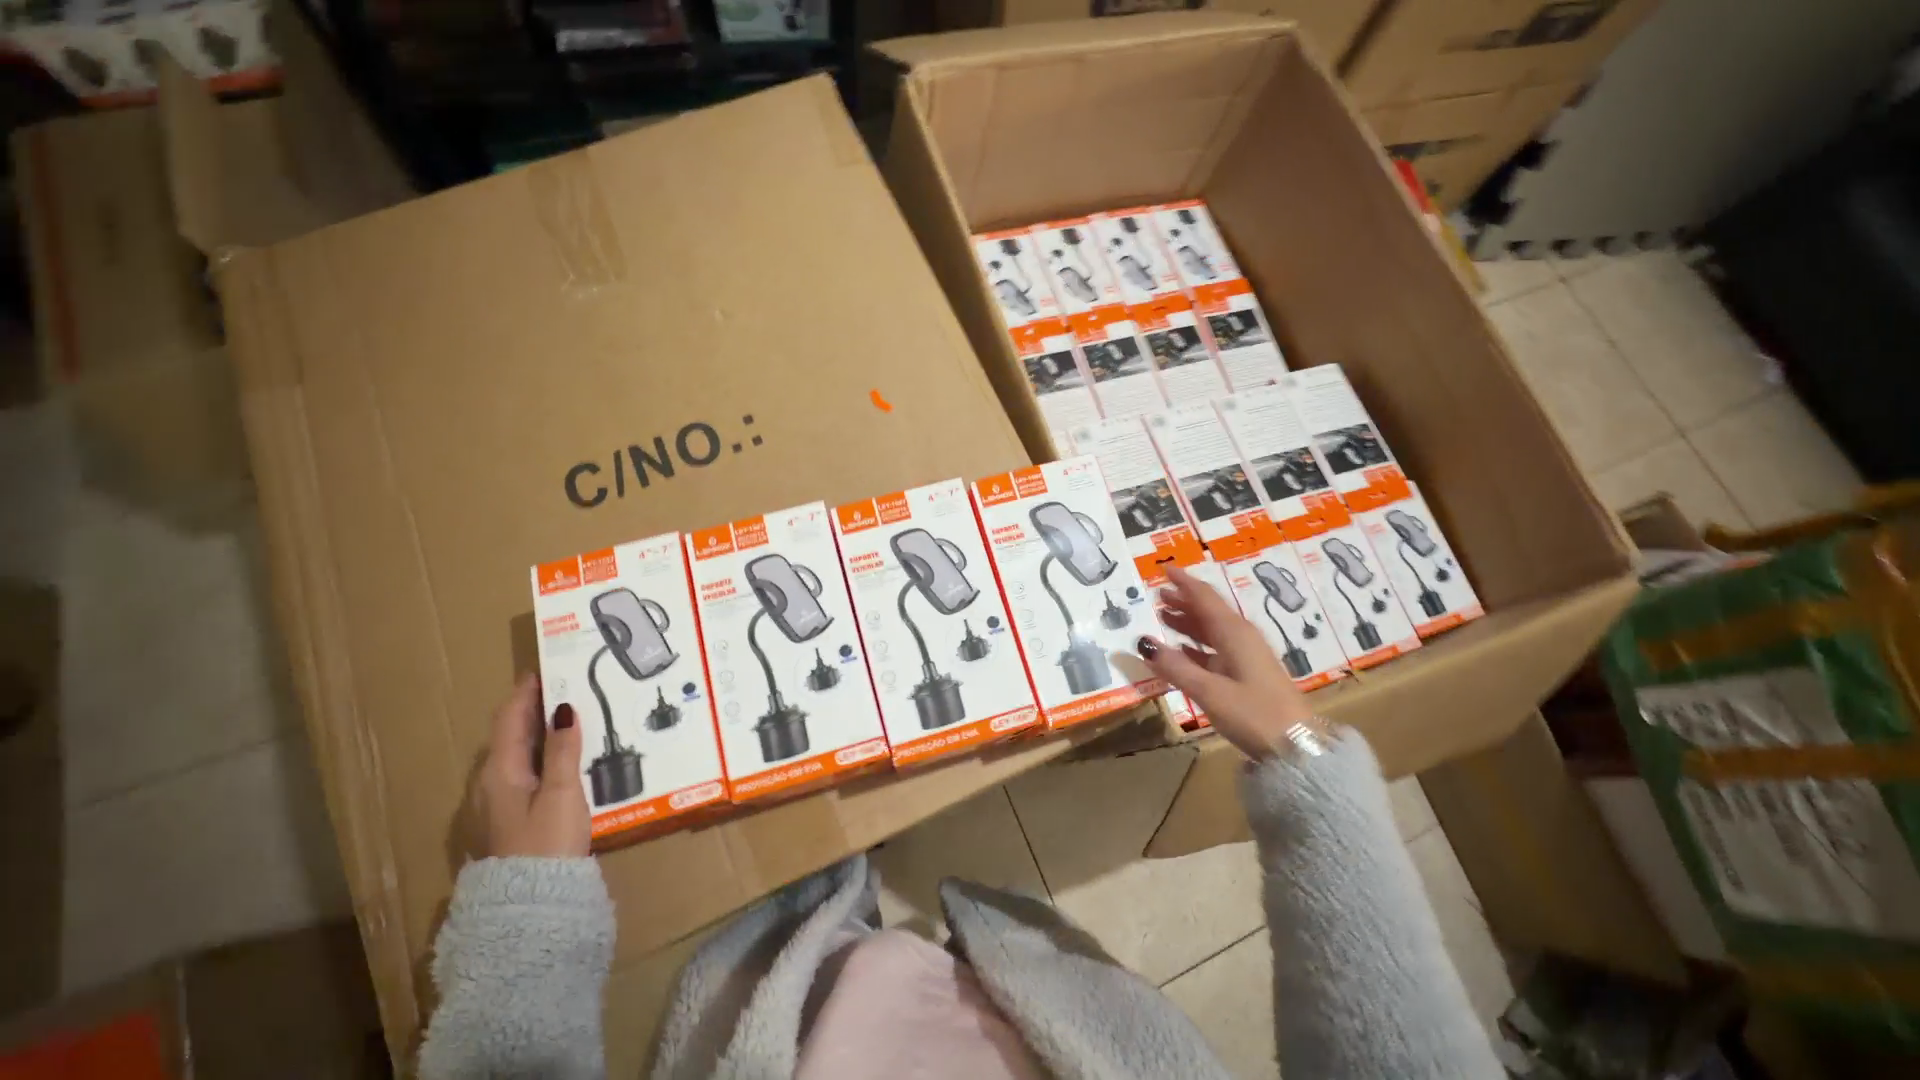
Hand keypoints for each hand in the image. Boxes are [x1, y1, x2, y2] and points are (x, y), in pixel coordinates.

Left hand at [474, 674, 590, 857]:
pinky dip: (537, 761)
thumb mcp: (562, 792)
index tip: (543, 672)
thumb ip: (564, 750)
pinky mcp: (503, 825)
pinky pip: (519, 778)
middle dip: (532, 713)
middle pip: (508, 737)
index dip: (525, 693)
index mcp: (499, 771)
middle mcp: (487, 784)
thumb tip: (564, 709)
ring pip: (513, 759)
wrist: (528, 905)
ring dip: (535, 738)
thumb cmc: (547, 843)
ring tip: (565, 725)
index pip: (509, 719)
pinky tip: (557, 766)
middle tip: (562, 694)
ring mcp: (492, 807)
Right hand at [1136, 563, 1323, 760]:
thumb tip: (1145, 643)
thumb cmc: (1253, 714)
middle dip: (1183, 601)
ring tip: (1164, 616)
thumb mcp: (1209, 692)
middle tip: (1158, 594)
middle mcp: (1241, 638)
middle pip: (1209, 612)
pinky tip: (1182, 650)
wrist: (1297, 746)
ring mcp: (1246, 656)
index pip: (1205, 598)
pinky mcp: (1247, 674)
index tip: (1164, 569)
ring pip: (1212, 631)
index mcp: (1234, 634)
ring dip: (1188, 623)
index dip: (1184, 582)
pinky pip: (1216, 650)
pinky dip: (1197, 645)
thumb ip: (1176, 667)